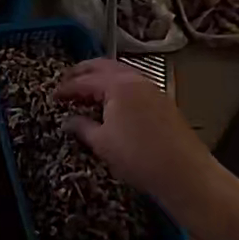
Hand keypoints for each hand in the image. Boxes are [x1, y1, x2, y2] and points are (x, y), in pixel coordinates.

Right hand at [56, 58, 217, 209]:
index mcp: (116, 84)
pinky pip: (133, 83)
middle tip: (68, 82)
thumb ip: (82, 127)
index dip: (66, 88)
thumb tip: (68, 121)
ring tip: (89, 90)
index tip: (53, 96)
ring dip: (101, 77)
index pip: (84, 80)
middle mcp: (134, 78)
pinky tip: (114, 102)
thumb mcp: (103, 144)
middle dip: (83, 72)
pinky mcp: (162, 100)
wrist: (185, 173)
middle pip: (103, 66)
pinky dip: (117, 85)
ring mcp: (151, 87)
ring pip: (120, 72)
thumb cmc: (139, 157)